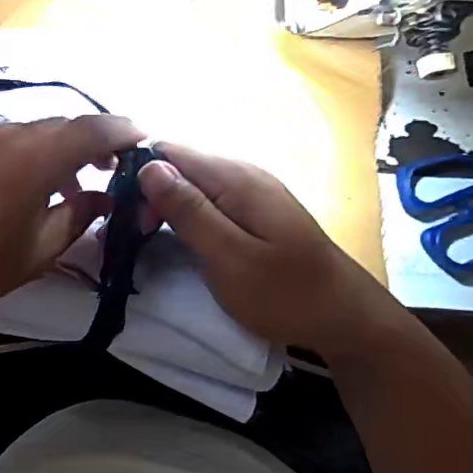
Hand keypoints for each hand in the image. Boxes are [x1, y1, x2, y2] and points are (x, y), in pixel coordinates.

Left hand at [0, 115, 144, 327]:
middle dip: (89, 142)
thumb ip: (75, 218)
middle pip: (58, 126)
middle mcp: (2, 136)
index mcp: (30, 161)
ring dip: (53, 151)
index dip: (121, 131)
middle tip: (107, 170)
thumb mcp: (34, 253)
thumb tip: (103, 198)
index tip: (142, 139)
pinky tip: (18, 188)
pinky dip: (21, 155)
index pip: (90, 130)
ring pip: (27, 133)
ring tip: (63, 188)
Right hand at [137, 142, 417, 360]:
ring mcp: (250, 191)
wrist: (347, 321)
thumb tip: (149, 166)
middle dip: (147, 194)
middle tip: (130, 237)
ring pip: (189, 184)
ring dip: (163, 207)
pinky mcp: (252, 211)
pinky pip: (206, 200)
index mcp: (235, 178)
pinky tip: (176, 240)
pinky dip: (183, 216)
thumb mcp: (229, 257)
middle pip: (177, 165)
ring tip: (143, 240)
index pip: (168, 151)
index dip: (138, 176)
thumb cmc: (286, 294)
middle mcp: (242, 174)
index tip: (125, 215)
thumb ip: (189, 210)